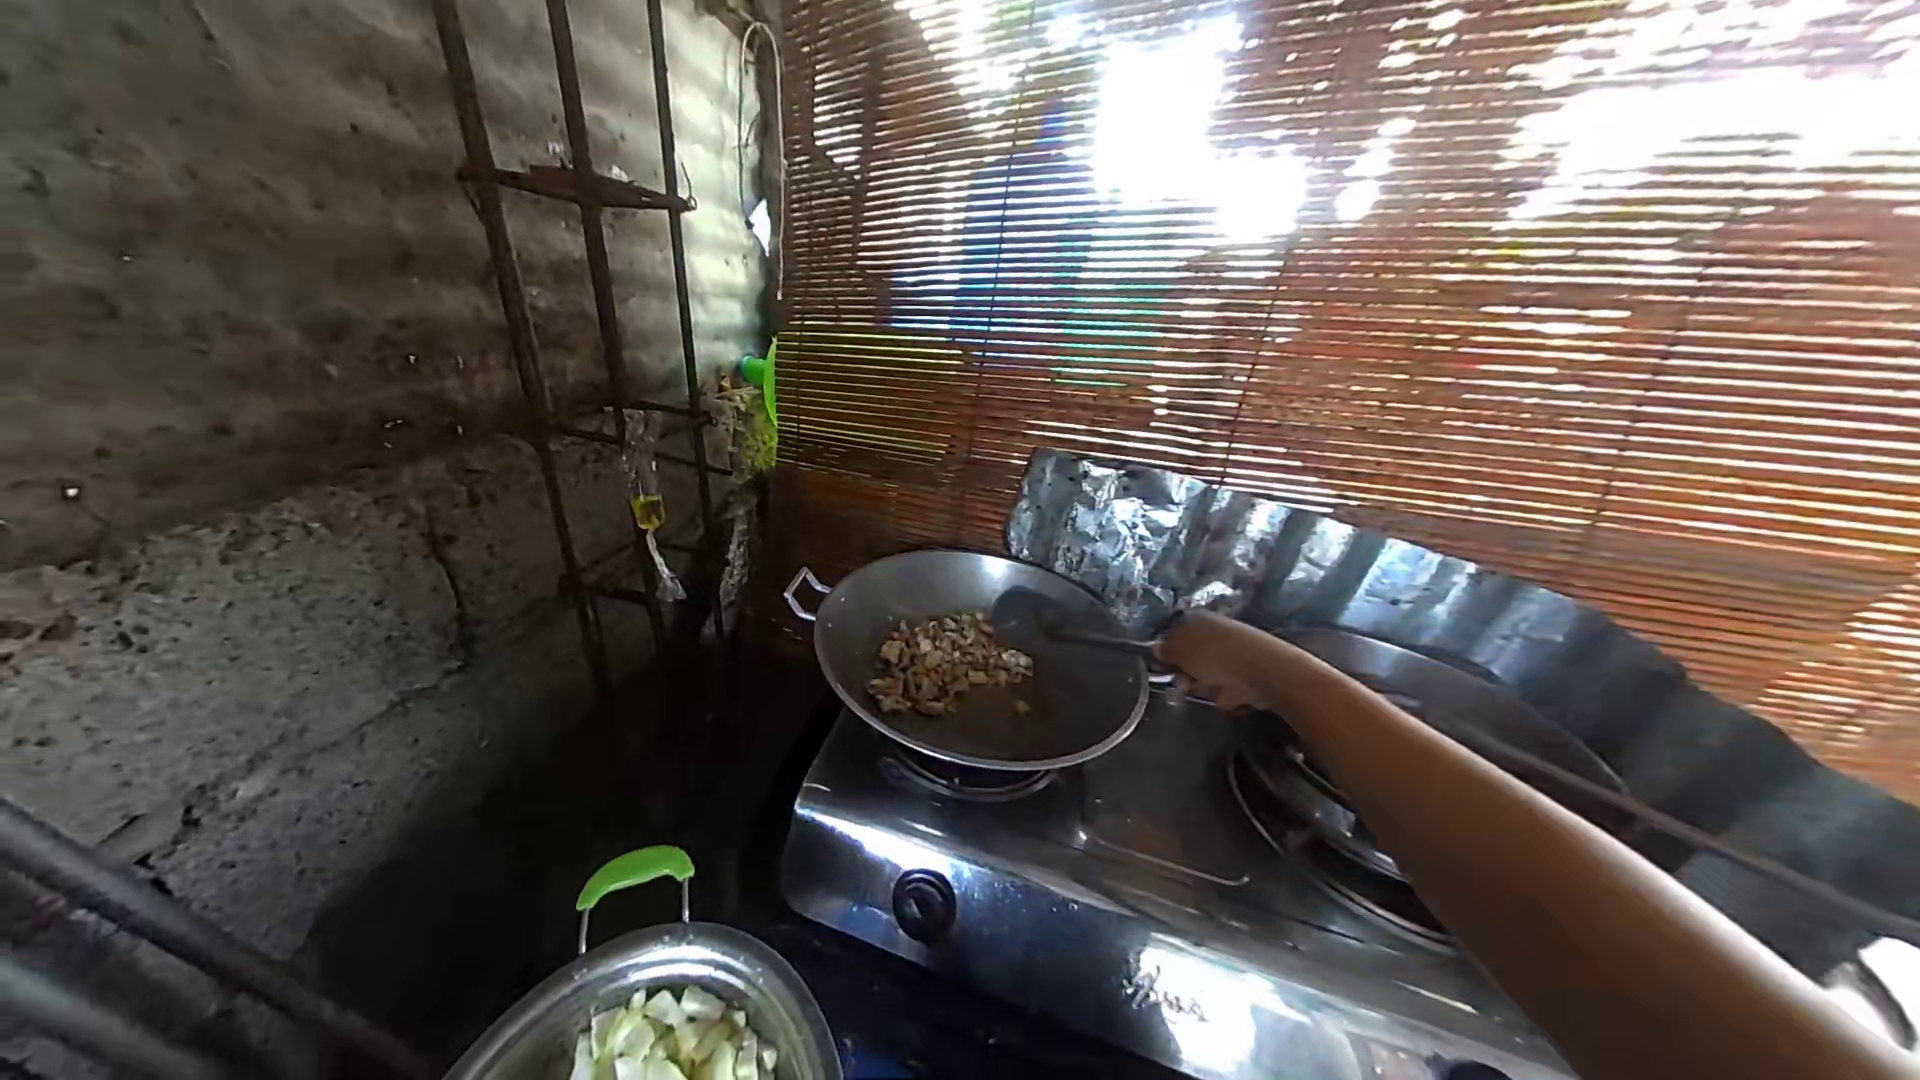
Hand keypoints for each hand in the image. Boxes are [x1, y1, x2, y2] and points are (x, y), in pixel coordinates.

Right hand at [1154, 611, 1278, 711]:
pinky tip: (1232, 695)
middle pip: (1192, 659)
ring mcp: (1233, 654)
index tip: (1166, 667)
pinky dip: (1228, 694)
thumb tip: (1158, 647)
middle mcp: (1216, 634)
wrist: (1264, 671)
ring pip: (1208, 676)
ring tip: (1213, 690)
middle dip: (1188, 675)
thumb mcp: (1180, 649)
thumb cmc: (1215, 655)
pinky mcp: (1248, 674)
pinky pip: (1228, 688)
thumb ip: (1166, 649)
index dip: (1169, 653)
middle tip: (1188, 684)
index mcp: (1199, 621)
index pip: (1176, 635)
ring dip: (1207, 687)